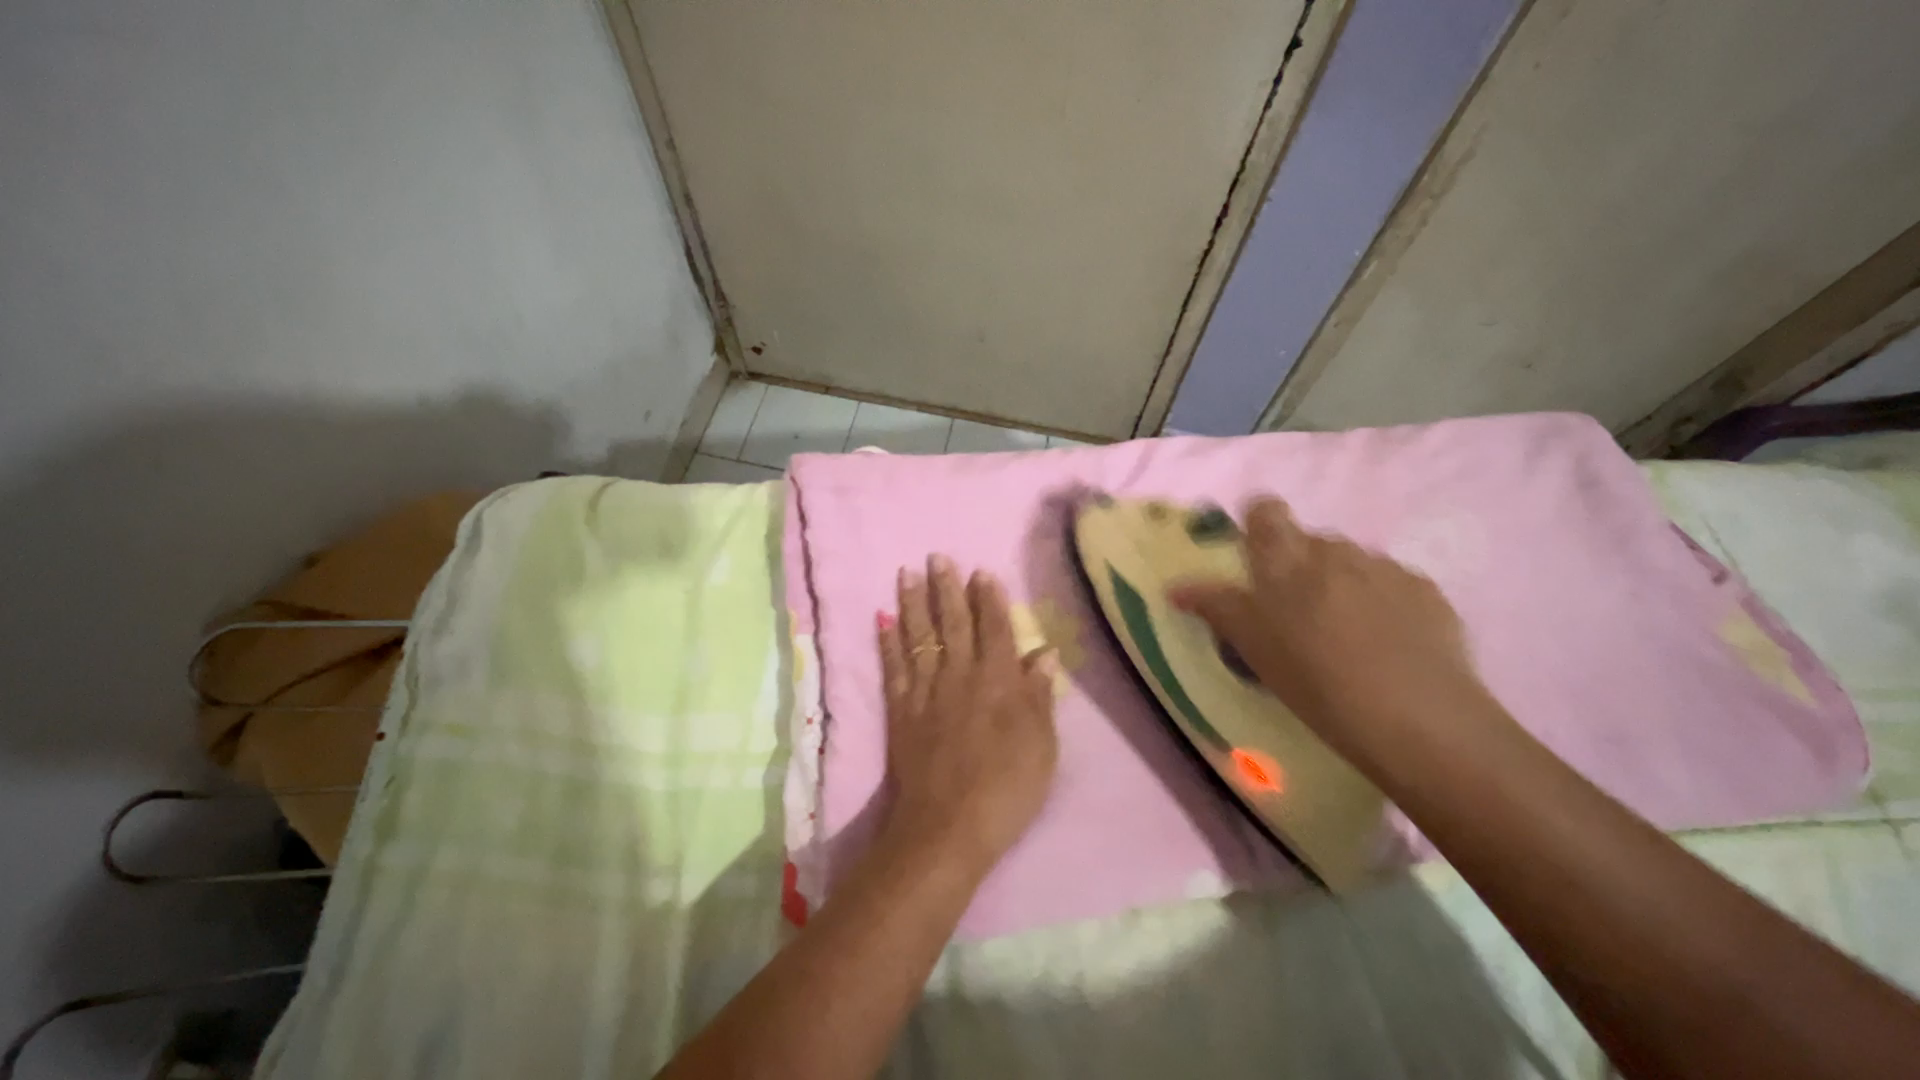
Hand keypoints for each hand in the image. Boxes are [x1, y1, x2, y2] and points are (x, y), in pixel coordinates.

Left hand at [877, 555, 1059, 875]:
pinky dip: (887, 643)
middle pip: (953, 624)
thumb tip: (1044, 652)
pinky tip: (883, 620)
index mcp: (999, 683)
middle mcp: (961, 677)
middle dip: (947, 588)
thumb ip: (1039, 697)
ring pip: (919, 637)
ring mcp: (926, 693)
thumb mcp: (1041, 747)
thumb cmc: (1007, 790)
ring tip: (908, 573)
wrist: (947, 828)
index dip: (989, 600)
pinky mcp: (900, 712)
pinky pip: (892, 668)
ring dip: (913, 603)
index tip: (980, 572)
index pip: (995, 630)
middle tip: (938, 556)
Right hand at [1171, 497, 1502, 763]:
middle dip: (1301, 569)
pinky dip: (1383, 604)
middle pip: (1310, 541)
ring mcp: (1384, 567)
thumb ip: (1217, 608)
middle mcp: (1334, 550)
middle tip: (1297, 619)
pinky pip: (1392, 584)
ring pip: (1352, 563)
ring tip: (1346, 637)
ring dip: (1342, 586)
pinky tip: (1387, 646)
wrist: (1416, 717)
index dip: (1259, 527)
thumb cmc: (1316, 684)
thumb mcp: (1253, 650)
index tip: (1256, 564)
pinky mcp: (1425, 590)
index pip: (1265, 511)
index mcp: (1286, 560)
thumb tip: (1177, 586)